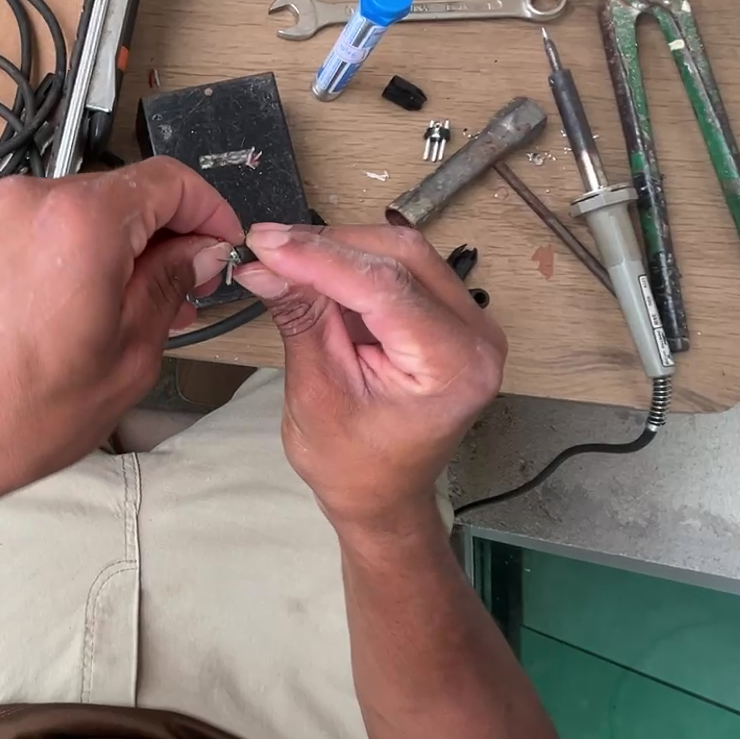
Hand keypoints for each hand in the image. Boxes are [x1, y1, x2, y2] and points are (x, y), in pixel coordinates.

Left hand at [0, 157, 240, 587]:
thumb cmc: (17, 416)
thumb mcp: (127, 357)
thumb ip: (170, 286)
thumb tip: (196, 252)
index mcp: (80, 223)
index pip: (169, 181)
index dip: (208, 210)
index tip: (220, 242)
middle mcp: (28, 200)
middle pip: (121, 194)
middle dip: (160, 236)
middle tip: (182, 289)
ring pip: (76, 212)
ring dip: (112, 248)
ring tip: (127, 306)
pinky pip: (33, 228)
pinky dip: (64, 253)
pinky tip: (74, 302)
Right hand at [233, 220, 505, 543]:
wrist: (381, 495)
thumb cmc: (351, 464)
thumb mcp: (315, 392)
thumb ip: (299, 318)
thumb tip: (263, 264)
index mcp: (453, 366)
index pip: (384, 287)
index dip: (319, 257)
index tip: (263, 242)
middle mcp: (477, 335)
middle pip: (400, 255)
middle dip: (328, 245)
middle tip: (266, 246)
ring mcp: (468, 321)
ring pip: (400, 252)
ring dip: (337, 249)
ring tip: (282, 257)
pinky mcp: (447, 315)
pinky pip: (399, 269)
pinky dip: (350, 264)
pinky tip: (311, 268)